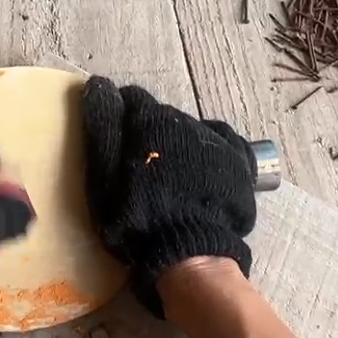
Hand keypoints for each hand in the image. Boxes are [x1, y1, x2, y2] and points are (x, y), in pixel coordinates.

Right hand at [80, 76, 255, 316]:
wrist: (191, 252)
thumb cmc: (138, 217)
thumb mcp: (104, 176)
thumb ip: (102, 128)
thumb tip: (98, 85)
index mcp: (149, 119)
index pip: (131, 98)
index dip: (120, 115)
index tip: (116, 138)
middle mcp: (184, 119)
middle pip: (161, 116)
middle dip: (150, 132)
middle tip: (142, 165)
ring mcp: (215, 139)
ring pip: (189, 130)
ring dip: (178, 144)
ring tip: (173, 177)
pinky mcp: (238, 160)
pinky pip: (221, 142)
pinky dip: (210, 151)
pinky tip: (203, 171)